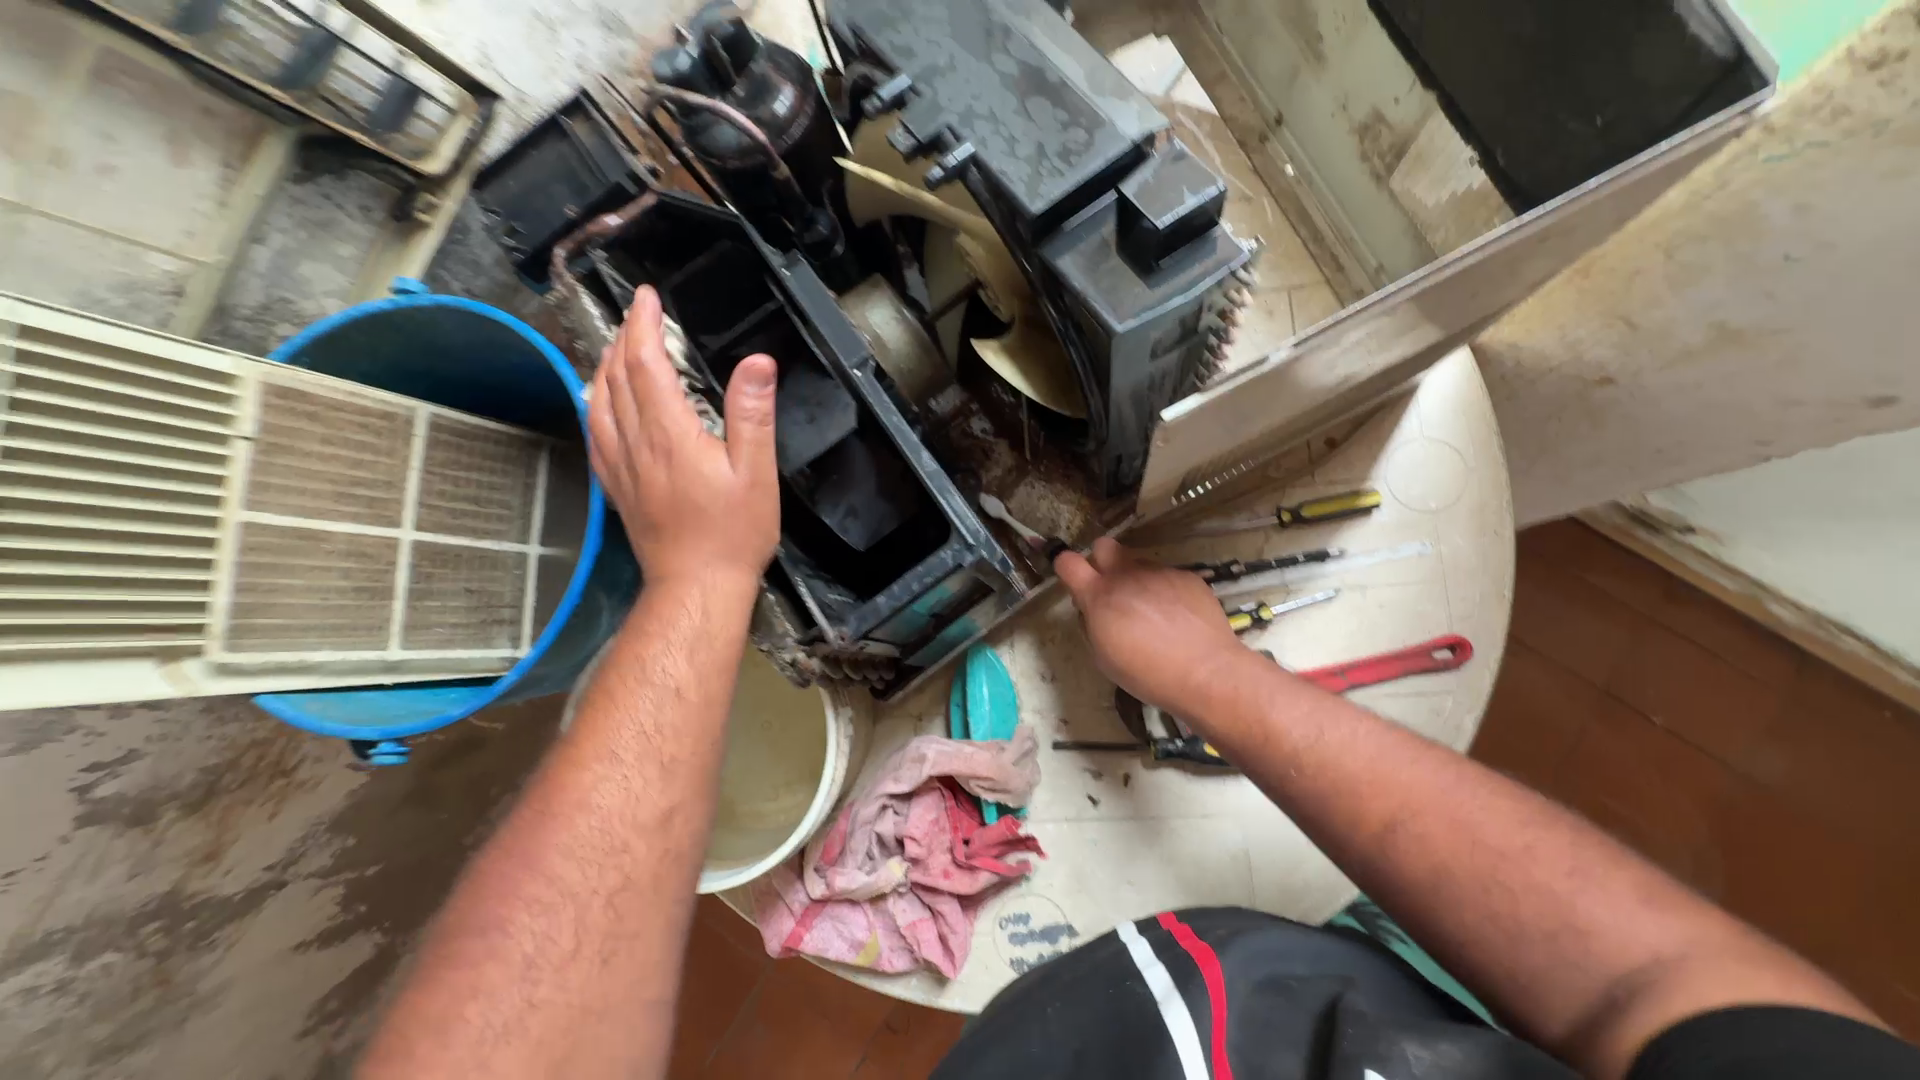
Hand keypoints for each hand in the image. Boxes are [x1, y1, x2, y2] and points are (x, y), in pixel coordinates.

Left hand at [588, 286, 779, 591]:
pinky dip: (595, 403)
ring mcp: (621, 467)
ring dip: (605, 366)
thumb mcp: (756, 473)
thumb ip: (753, 414)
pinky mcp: (617, 487)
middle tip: (639, 316)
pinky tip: (602, 402)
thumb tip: (758, 364)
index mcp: (670, 434)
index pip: (644, 364)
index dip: (642, 325)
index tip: (647, 298)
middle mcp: (636, 445)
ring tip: (620, 348)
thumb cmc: (732, 535)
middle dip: (623, 337)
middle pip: (615, 377)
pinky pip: (595, 433)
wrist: (695, 586)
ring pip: (598, 402)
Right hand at [1054, 538, 1243, 716]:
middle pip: (1104, 545)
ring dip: (1138, 581)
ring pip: (1139, 564)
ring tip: (1155, 613)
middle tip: (1113, 589)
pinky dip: (1166, 592)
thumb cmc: (1147, 674)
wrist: (1205, 672)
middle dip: (1103, 561)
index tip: (1075, 581)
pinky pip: (1167, 577)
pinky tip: (1179, 618)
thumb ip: (1092, 622)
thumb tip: (1093, 608)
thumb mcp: (1103, 656)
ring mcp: (1159, 572)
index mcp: (1099, 597)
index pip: (1068, 562)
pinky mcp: (1187, 576)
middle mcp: (1127, 576)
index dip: (1067, 567)